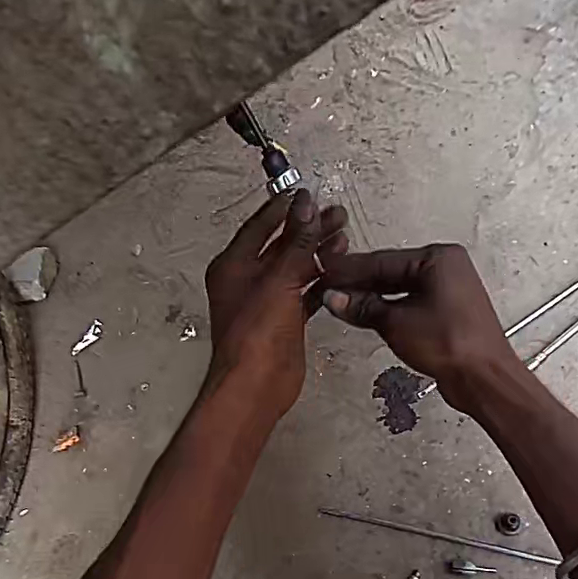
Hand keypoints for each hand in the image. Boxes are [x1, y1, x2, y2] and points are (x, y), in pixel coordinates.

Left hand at [203, 189, 347, 418]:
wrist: (256, 385)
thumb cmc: (256, 333)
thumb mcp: (278, 280)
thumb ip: (296, 242)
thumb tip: (306, 204)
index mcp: (233, 265)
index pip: (260, 225)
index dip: (284, 208)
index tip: (307, 193)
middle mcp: (248, 279)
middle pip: (282, 245)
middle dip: (309, 229)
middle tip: (338, 215)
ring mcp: (267, 301)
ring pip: (296, 268)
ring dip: (318, 253)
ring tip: (344, 238)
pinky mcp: (284, 320)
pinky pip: (305, 292)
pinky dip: (321, 281)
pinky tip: (340, 271)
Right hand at [319, 244, 521, 402]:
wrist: (483, 378)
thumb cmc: (455, 345)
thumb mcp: (396, 323)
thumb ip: (362, 307)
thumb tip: (337, 298)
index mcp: (438, 258)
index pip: (381, 260)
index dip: (349, 270)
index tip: (327, 275)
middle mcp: (446, 268)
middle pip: (390, 272)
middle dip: (358, 283)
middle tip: (329, 289)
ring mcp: (447, 290)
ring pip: (399, 288)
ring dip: (371, 298)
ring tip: (342, 304)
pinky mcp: (446, 312)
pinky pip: (409, 303)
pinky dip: (388, 309)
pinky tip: (367, 316)